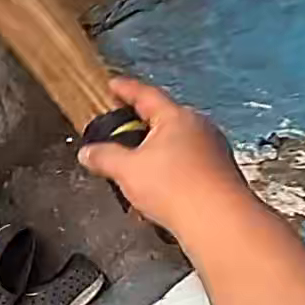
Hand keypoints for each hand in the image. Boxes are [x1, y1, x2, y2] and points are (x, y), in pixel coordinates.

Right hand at [77, 76, 255, 240]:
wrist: (217, 220)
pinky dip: (167, 169)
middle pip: (162, 119)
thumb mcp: (126, 170)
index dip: (126, 89)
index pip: (146, 96)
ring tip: (133, 166)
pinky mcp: (217, 171)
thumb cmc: (173, 187)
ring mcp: (212, 149)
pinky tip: (155, 187)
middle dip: (139, 124)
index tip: (113, 85)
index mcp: (176, 118)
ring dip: (153, 150)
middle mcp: (199, 127)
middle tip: (118, 129)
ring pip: (175, 142)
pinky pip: (185, 162)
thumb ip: (103, 157)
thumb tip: (87, 153)